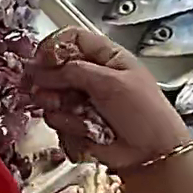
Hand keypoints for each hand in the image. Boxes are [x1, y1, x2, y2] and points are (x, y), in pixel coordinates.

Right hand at [25, 28, 192, 170]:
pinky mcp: (76, 122)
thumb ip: (74, 71)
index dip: (53, 47)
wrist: (152, 153)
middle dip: (50, 82)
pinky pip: (57, 118)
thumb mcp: (111, 83)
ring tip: (80, 116)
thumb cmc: (144, 113)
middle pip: (54, 69)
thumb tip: (41, 69)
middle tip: (52, 94)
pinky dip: (68, 125)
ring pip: (50, 96)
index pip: (71, 39)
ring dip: (60, 107)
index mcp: (106, 56)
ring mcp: (82, 99)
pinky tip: (87, 130)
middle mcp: (91, 75)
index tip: (41, 61)